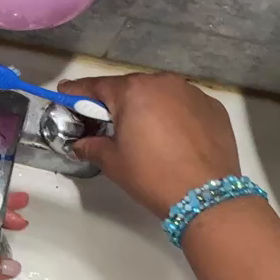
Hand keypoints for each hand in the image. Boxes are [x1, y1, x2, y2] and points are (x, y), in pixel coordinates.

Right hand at [58, 73, 238, 217]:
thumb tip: (80, 144)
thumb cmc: (152, 175)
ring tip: (145, 133)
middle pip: (131, 88)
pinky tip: (173, 138)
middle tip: (107, 123)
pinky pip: (184, 105)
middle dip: (117, 102)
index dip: (78, 91)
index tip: (66, 92)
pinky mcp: (213, 107)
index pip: (97, 86)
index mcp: (133, 91)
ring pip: (160, 94)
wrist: (206, 196)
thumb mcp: (113, 162)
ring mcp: (192, 93)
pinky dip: (174, 115)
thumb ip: (92, 146)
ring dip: (148, 107)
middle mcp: (163, 83)